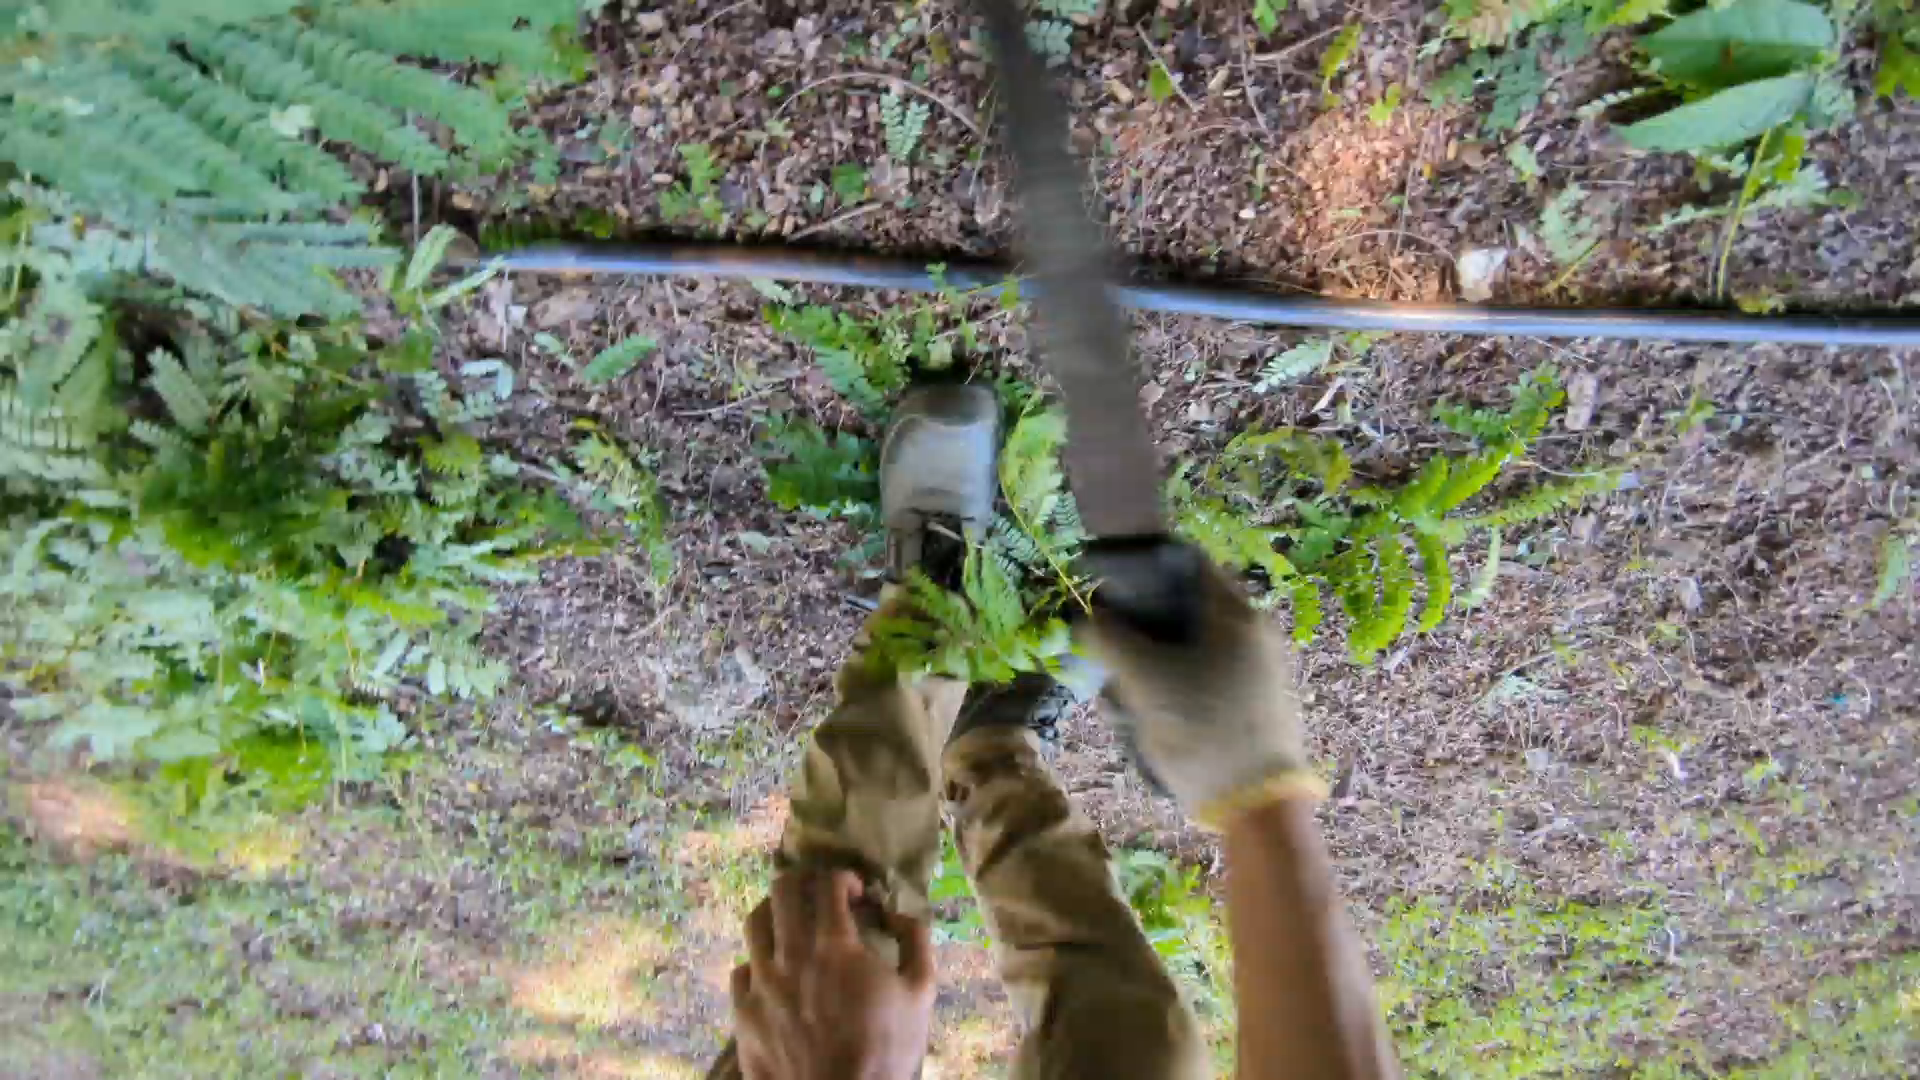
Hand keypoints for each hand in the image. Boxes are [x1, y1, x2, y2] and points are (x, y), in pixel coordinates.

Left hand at [731, 868, 935, 1079]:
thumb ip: (916, 939)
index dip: (846, 878)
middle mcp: (792, 955)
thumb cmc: (885, 1051)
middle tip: (821, 897)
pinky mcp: (743, 1016)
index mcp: (835, 945)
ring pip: (754, 921)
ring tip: (793, 926)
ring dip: (776, 914)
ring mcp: (762, 984)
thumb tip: (901, 910)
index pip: (829, 881)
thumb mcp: (920, 992)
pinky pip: (741, 969)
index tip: (858, 894)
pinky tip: (775, 973)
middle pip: (783, 889)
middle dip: (805, 882)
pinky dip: (758, 962)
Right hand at [1080, 543, 1306, 822]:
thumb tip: (1083, 619)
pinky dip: (1176, 676)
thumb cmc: (1202, 729)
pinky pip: (1206, 669)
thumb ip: (1106, 639)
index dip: (1143, 564)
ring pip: (1192, 640)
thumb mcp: (1142, 680)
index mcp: (1235, 612)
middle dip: (1143, 621)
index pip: (1185, 560)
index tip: (1109, 582)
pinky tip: (1154, 706)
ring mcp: (1258, 665)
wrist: (1257, 807)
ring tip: (1125, 681)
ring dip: (1155, 654)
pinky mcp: (1255, 696)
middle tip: (1111, 639)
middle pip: (1185, 603)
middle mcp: (1253, 629)